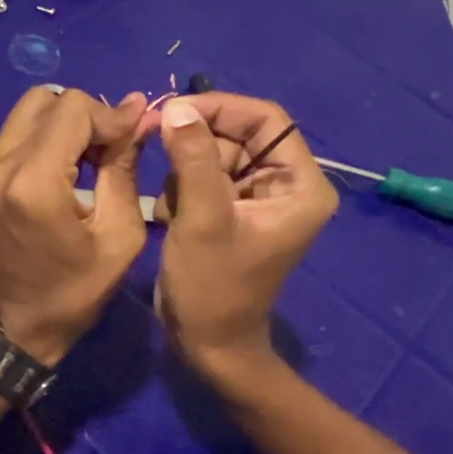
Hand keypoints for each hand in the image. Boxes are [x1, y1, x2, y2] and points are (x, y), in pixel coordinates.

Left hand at [0, 86, 150, 363]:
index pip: (74, 109)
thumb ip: (126, 168)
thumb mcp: (120, 236)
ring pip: (29, 111)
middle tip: (112, 148)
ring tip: (93, 157)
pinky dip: (48, 137)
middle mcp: (1, 167)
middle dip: (88, 115)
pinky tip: (71, 166)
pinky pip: (18, 134)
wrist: (19, 327)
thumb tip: (139, 115)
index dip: (112, 115)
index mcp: (33, 183)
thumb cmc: (76, 291)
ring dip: (66, 123)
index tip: (136, 137)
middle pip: (48, 101)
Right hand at [144, 93, 337, 375]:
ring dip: (183, 175)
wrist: (207, 346)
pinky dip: (180, 192)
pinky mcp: (229, 214)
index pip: (265, 119)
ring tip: (173, 212)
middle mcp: (284, 186)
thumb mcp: (202, 220)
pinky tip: (172, 222)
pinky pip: (201, 179)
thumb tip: (175, 107)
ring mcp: (254, 200)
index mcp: (299, 185)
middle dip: (194, 146)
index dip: (219, 108)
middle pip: (235, 135)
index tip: (172, 111)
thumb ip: (192, 159)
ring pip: (212, 156)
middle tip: (153, 148)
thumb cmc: (213, 288)